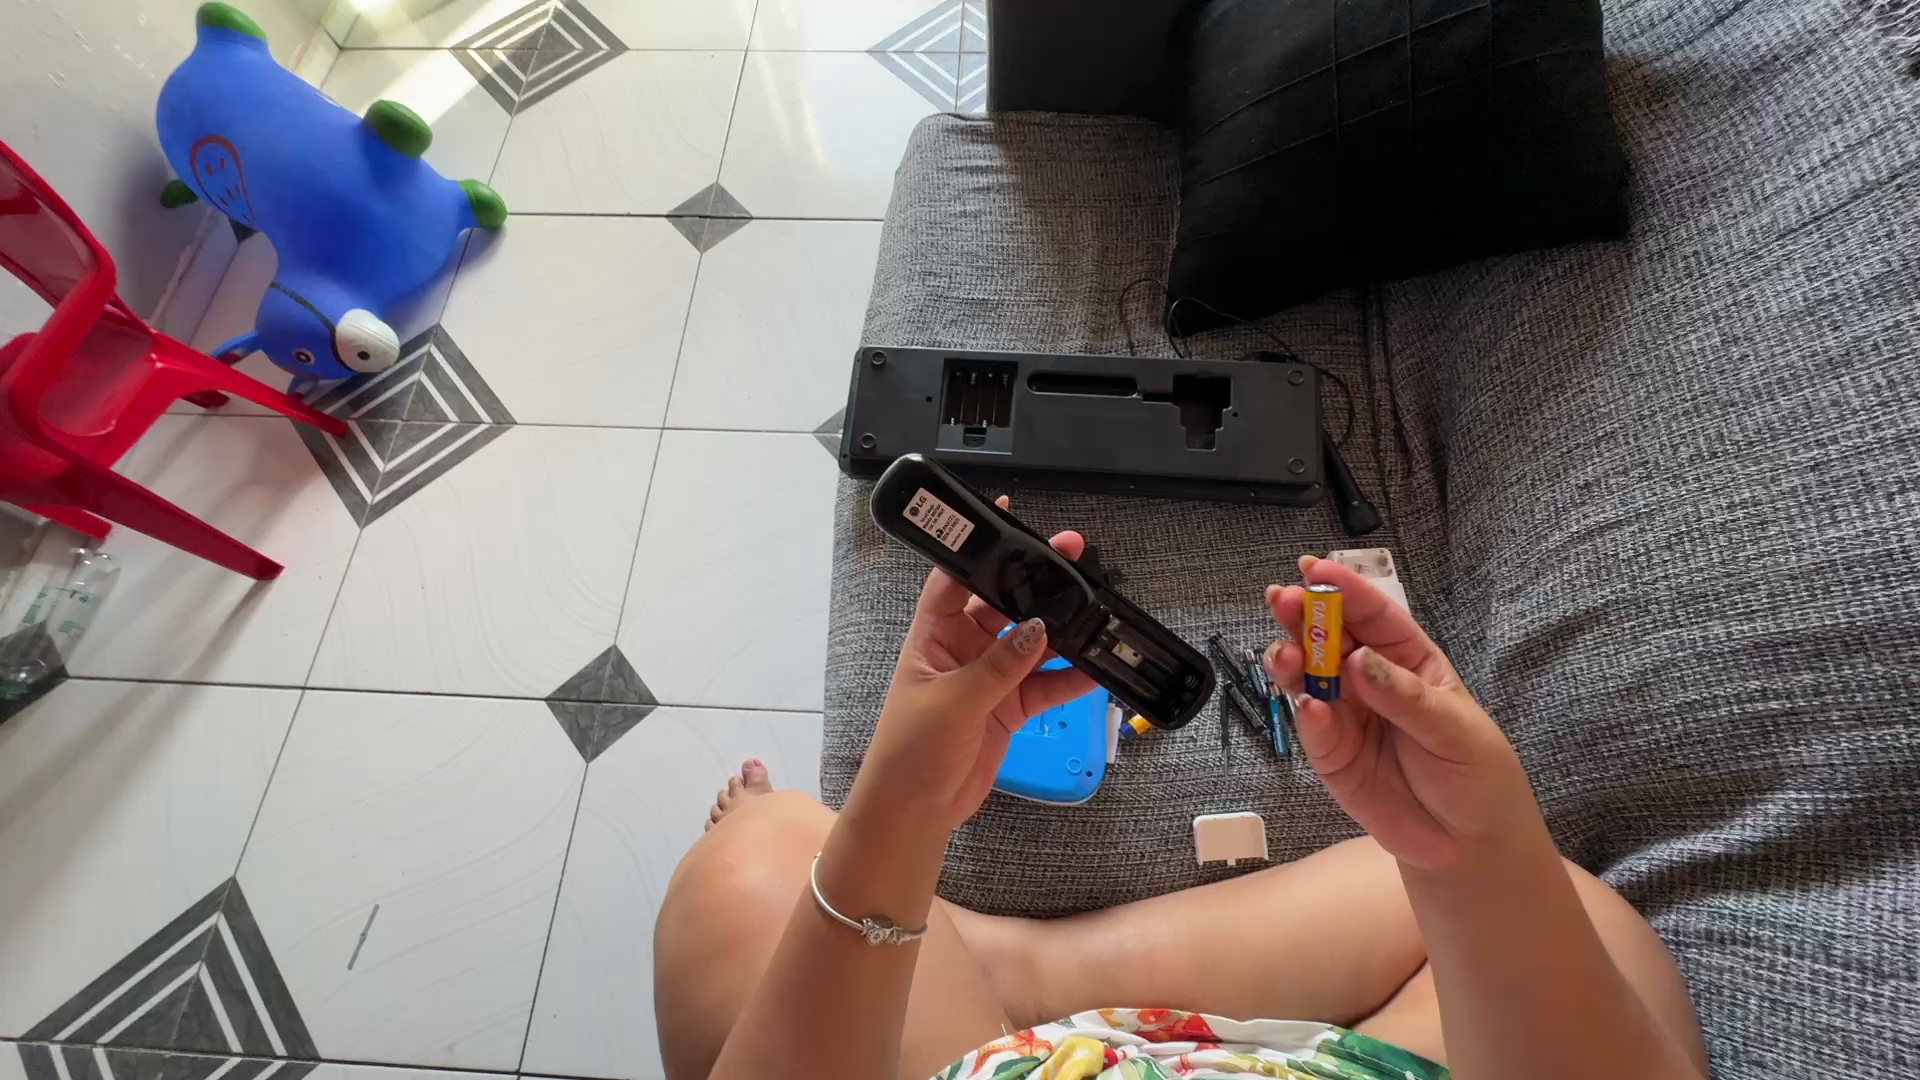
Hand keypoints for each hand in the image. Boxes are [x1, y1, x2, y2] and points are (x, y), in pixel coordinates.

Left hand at [853, 498, 1097, 831]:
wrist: (915, 813)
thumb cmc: (911, 752)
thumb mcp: (953, 702)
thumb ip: (999, 666)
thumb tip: (1039, 628)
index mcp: (933, 636)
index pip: (953, 580)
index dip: (978, 549)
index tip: (1007, 519)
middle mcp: (962, 649)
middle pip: (1002, 604)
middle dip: (1035, 583)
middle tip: (1072, 556)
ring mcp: (988, 677)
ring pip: (1030, 643)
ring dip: (1060, 630)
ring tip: (1095, 608)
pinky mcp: (1008, 707)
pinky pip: (1044, 685)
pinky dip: (1069, 678)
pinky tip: (1096, 667)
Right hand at [1265, 556, 1536, 870]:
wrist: (1465, 845)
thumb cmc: (1474, 775)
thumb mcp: (1455, 730)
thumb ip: (1405, 696)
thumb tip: (1358, 661)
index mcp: (1405, 659)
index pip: (1371, 615)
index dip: (1343, 589)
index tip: (1313, 569)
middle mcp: (1365, 678)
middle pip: (1327, 637)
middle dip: (1301, 616)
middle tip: (1280, 599)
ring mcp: (1342, 711)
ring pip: (1305, 674)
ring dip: (1289, 660)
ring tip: (1284, 656)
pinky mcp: (1325, 749)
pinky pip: (1309, 724)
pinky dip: (1305, 715)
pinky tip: (1311, 710)